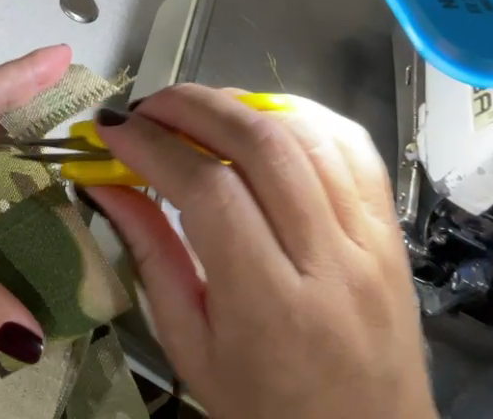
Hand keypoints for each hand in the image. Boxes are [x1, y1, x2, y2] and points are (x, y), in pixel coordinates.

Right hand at [88, 86, 434, 418]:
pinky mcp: (392, 233)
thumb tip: (101, 181)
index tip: (110, 129)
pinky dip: (297, 115)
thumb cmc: (264, 407)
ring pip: (305, 133)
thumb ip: (148, 252)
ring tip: (192, 113)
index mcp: (271, 305)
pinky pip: (351, 147)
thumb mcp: (188, 344)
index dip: (151, 145)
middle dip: (189, 106)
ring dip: (237, 104)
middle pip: (260, 144)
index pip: (209, 190)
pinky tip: (256, 121)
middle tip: (144, 108)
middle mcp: (331, 264)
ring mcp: (371, 243)